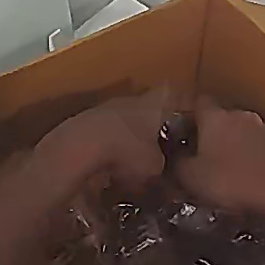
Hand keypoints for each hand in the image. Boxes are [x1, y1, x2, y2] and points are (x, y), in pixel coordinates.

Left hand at [25, 87, 170, 201]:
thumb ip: (163, 166)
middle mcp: (129, 99)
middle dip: (153, 128)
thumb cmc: (126, 151)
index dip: (181, 108)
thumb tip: (161, 170)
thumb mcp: (155, 167)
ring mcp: (104, 108)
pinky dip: (109, 146)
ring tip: (134, 162)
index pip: (173, 95)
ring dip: (129, 137)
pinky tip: (109, 166)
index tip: (186, 123)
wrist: (77, 147)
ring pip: (124, 121)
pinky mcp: (82, 122)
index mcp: (154, 103)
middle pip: (147, 109)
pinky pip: (104, 133)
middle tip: (161, 149)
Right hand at [173, 99, 264, 213]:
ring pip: (237, 134)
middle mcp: (240, 115)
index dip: (185, 117)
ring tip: (219, 173)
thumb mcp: (191, 178)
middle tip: (194, 158)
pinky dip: (246, 159)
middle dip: (206, 136)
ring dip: (228, 148)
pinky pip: (254, 148)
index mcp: (216, 116)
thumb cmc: (231, 181)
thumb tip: (169, 159)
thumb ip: (176, 165)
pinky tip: (242, 179)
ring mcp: (263, 129)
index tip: (176, 135)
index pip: (197, 103)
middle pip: (218, 119)